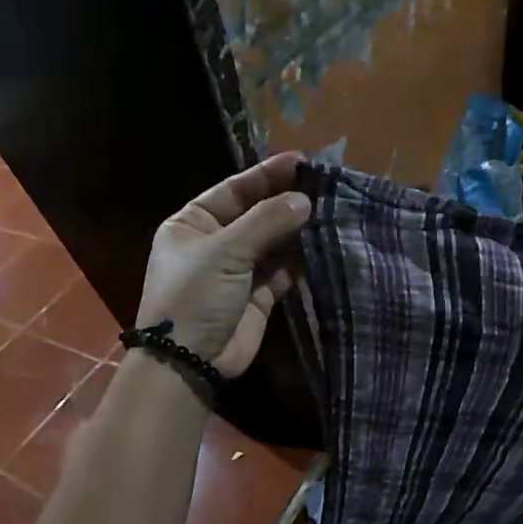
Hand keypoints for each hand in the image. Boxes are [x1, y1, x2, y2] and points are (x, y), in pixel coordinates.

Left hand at [134, 152, 310, 376]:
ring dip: (298, 230)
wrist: (190, 361)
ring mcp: (238, 271)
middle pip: (256, 215)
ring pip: (273, 243)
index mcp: (193, 223)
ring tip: (332, 212)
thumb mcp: (224, 251)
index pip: (234, 190)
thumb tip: (305, 200)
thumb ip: (266, 223)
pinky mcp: (259, 297)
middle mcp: (216, 243)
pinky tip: (323, 245)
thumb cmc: (195, 296)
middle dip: (287, 202)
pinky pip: (283, 271)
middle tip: (325, 187)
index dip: (266, 175)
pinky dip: (300, 260)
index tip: (302, 162)